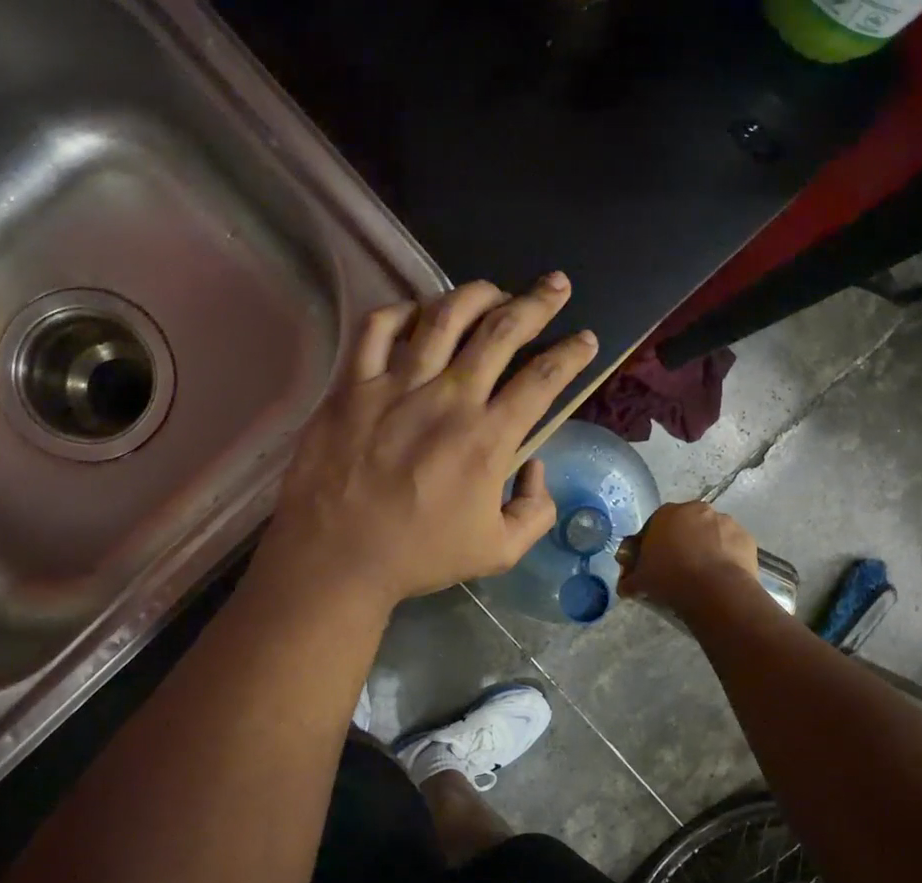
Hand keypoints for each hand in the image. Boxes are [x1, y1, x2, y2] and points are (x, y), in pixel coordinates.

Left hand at [252, 273, 600, 608]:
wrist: (336, 558)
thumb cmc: (418, 557)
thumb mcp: (498, 552)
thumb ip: (535, 512)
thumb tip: (537, 468)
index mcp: (488, 438)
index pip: (543, 378)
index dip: (572, 353)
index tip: (586, 339)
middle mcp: (448, 398)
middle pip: (502, 330)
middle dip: (538, 302)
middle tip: (555, 285)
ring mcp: (396, 385)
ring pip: (444, 316)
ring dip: (477, 294)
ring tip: (493, 290)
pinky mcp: (352, 385)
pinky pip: (377, 328)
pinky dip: (402, 311)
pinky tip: (417, 313)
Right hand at [619, 502, 759, 614]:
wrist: (714, 590)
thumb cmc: (670, 578)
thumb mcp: (639, 581)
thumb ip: (629, 578)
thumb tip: (625, 585)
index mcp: (666, 513)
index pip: (654, 525)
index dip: (652, 545)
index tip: (653, 564)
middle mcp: (696, 509)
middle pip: (685, 525)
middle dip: (681, 543)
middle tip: (678, 569)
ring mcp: (725, 521)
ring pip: (711, 534)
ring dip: (705, 548)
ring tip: (702, 574)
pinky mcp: (745, 537)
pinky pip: (731, 546)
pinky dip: (726, 557)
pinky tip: (720, 576)